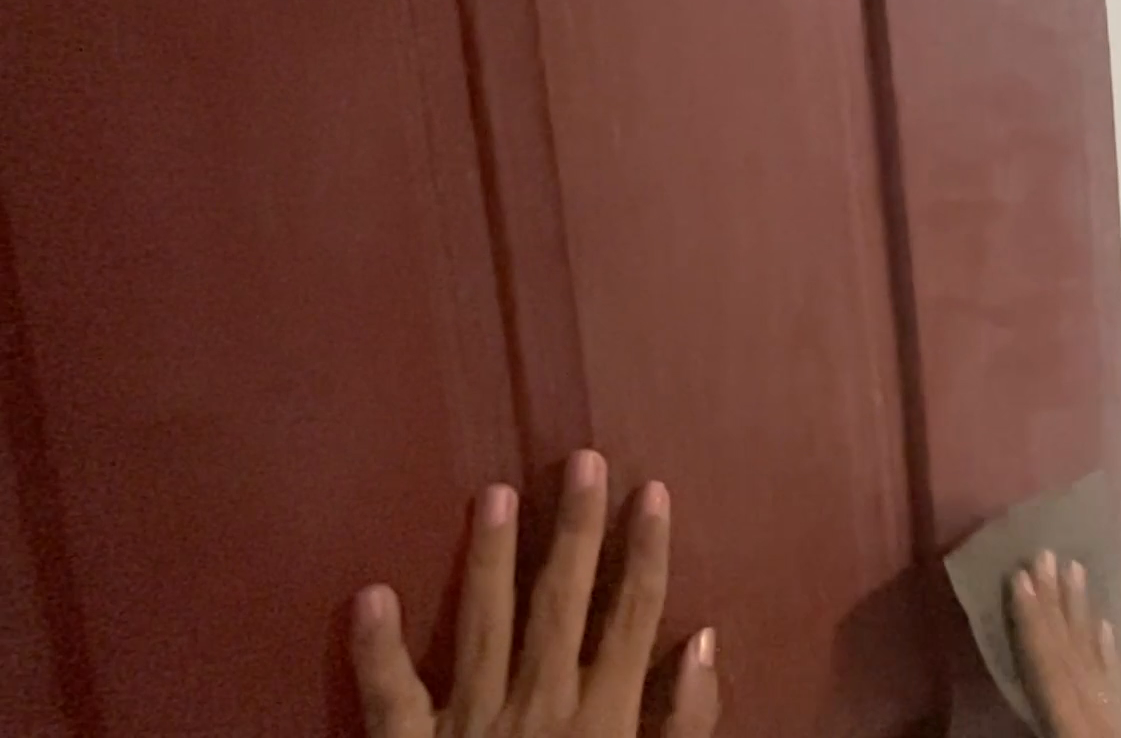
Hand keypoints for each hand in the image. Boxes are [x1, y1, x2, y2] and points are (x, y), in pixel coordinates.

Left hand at [350, 449, 718, 737]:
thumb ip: (686, 723)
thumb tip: (702, 637)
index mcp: (600, 716)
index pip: (633, 612)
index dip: (647, 548)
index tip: (653, 491)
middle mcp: (537, 704)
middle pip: (563, 598)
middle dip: (577, 526)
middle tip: (583, 460)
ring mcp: (467, 727)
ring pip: (482, 624)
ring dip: (487, 556)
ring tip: (493, 493)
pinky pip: (386, 700)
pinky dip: (373, 651)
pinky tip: (367, 593)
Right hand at [1011, 551, 1120, 737]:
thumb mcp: (1054, 725)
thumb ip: (1039, 686)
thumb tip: (1022, 648)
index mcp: (1067, 710)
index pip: (1043, 655)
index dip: (1029, 614)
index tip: (1019, 574)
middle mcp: (1091, 698)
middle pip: (1069, 643)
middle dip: (1054, 598)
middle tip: (1046, 554)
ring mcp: (1112, 704)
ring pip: (1094, 650)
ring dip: (1082, 609)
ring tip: (1075, 568)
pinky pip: (1116, 676)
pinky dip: (1108, 648)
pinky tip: (1105, 624)